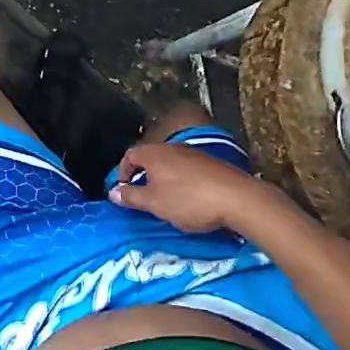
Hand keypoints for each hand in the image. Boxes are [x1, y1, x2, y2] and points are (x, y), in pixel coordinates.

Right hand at [108, 142, 280, 232]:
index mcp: (155, 153)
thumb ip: (132, 196)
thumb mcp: (154, 203)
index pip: (130, 154)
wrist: (236, 197)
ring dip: (162, 179)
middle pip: (150, 157)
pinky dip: (180, 181)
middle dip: (142, 176)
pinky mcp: (210, 163)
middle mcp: (173, 147)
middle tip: (142, 198)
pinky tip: (188, 198)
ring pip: (169, 163)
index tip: (122, 191)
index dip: (122, 172)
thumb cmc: (188, 200)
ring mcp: (194, 153)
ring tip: (164, 201)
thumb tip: (114, 191)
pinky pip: (186, 169)